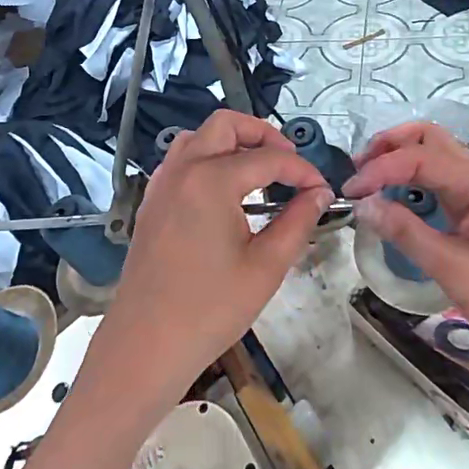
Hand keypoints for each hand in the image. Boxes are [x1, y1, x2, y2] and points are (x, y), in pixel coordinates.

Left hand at [102, 110, 332, 390]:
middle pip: (226, 124)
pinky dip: (208, 159)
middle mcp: (182, 169)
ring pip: (198, 137)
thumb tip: (319, 194)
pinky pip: (181, 160)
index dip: (302, 171)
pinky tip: (225, 192)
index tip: (323, 190)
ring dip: (232, 142)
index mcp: (211, 179)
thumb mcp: (266, 266)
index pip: (269, 158)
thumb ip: (297, 221)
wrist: (146, 345)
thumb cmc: (210, 309)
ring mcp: (161, 184)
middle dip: (263, 135)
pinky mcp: (151, 203)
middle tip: (289, 164)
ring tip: (259, 172)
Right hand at [344, 122, 468, 364]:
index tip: (350, 191)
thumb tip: (363, 204)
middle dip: (390, 146)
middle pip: (430, 138)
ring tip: (367, 181)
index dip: (381, 169)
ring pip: (435, 153)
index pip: (422, 157)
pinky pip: (439, 177)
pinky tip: (392, 196)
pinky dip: (411, 177)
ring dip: (399, 158)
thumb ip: (405, 231)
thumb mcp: (451, 268)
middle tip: (359, 172)